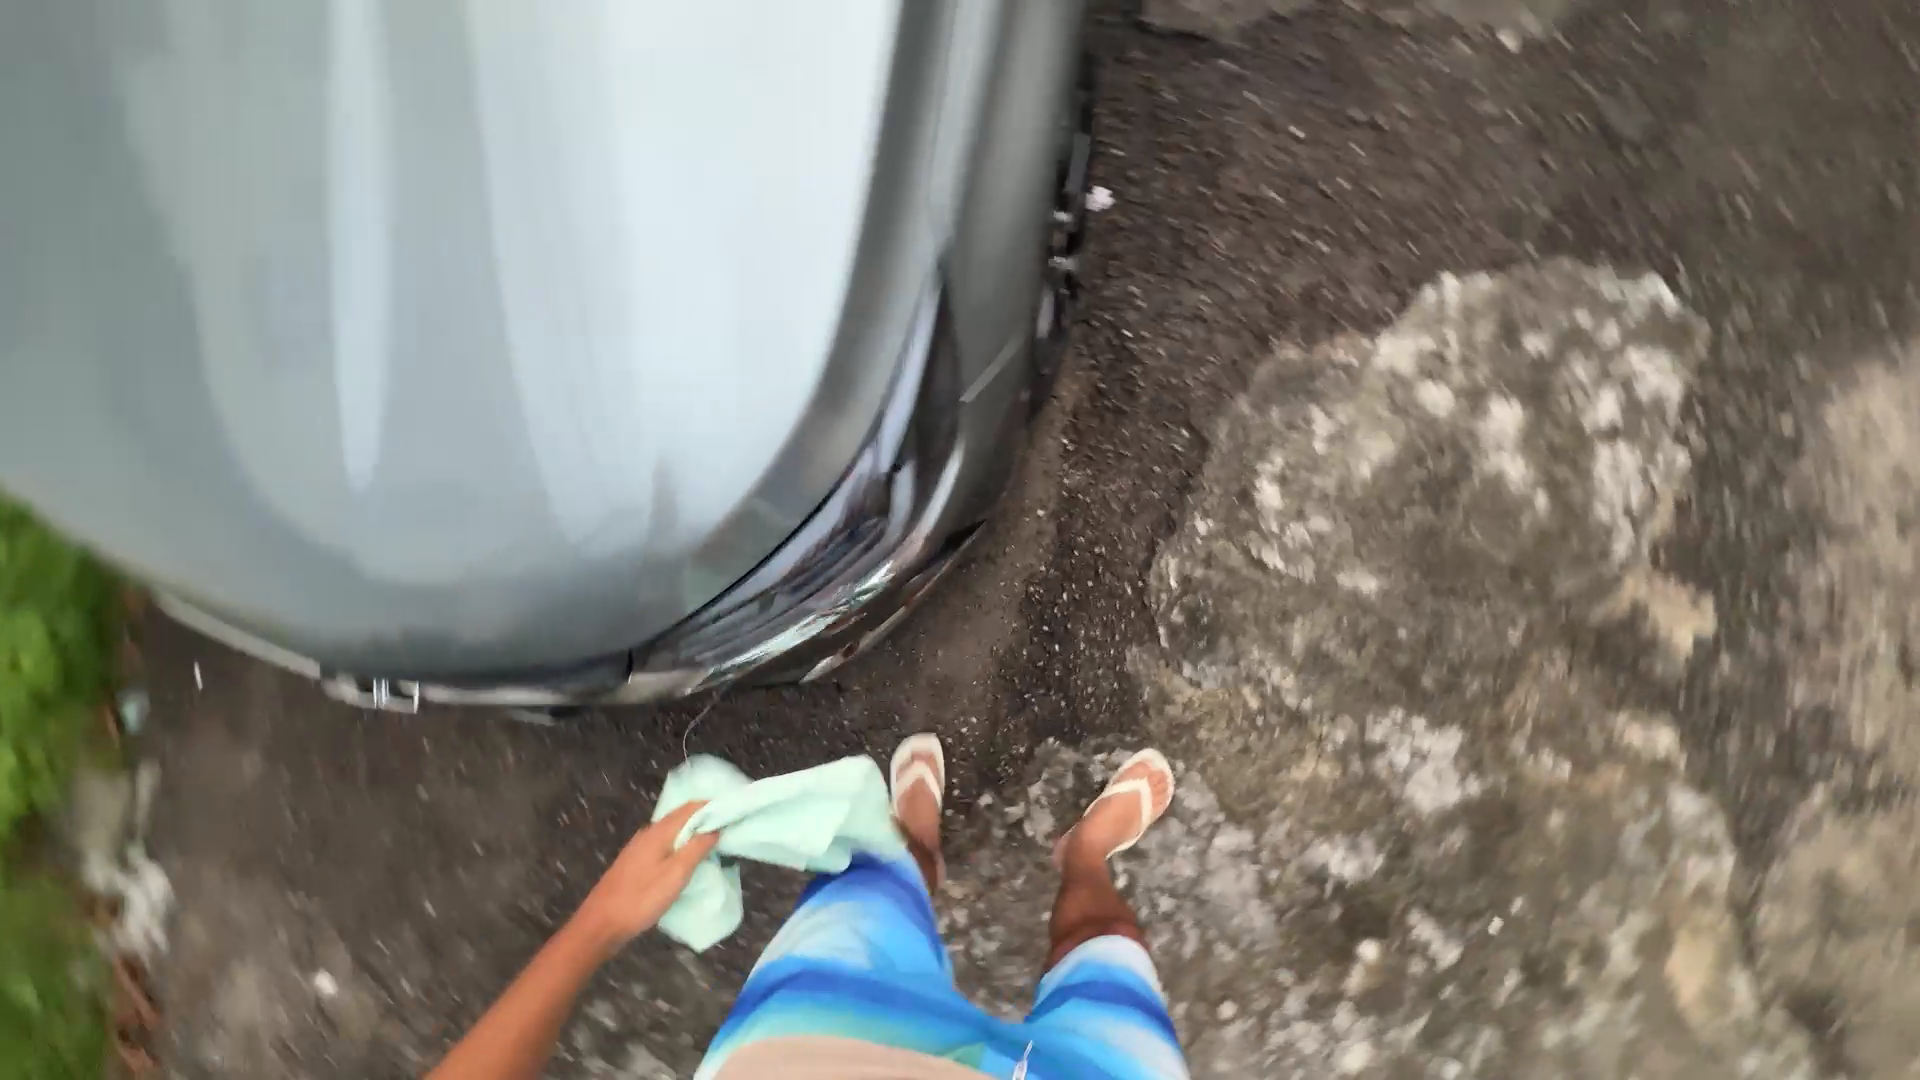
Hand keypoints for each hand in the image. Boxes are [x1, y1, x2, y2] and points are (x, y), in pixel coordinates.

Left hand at [574, 802, 718, 952]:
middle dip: (704, 820)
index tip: (734, 813)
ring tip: (712, 845)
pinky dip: (679, 846)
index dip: (714, 807)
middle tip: (727, 830)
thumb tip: (716, 828)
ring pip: (672, 832)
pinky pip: (663, 845)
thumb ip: (697, 848)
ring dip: (692, 834)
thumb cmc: (640, 899)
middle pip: (681, 818)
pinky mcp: (634, 863)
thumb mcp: (676, 874)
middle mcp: (648, 833)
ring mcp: (638, 848)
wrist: (598, 927)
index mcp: (659, 831)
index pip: (692, 807)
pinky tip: (685, 861)